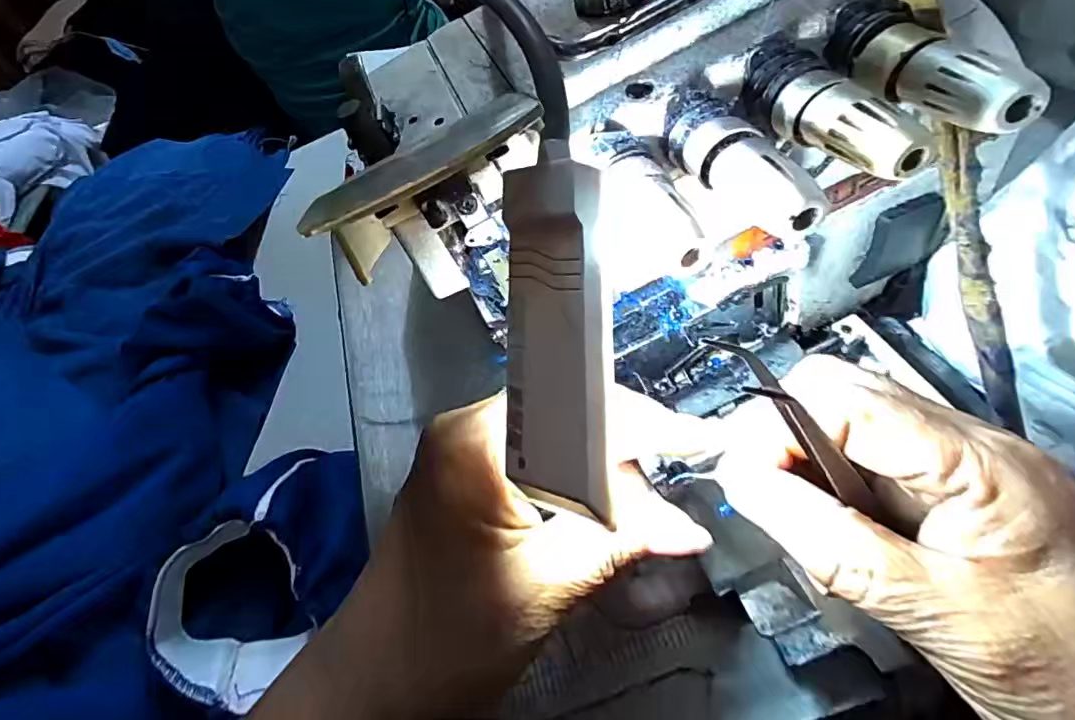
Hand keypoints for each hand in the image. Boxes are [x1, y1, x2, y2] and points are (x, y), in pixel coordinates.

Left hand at [254, 387, 712, 718]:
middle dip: (621, 439)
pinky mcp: (457, 466)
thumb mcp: (545, 587)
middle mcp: (460, 426)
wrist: (381, 666)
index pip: (569, 407)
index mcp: (474, 441)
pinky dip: (567, 469)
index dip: (636, 421)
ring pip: (544, 429)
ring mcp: (454, 444)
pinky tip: (600, 497)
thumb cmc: (453, 633)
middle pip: (556, 410)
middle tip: (679, 467)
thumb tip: (688, 526)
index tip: (693, 439)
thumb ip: (616, 541)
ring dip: (596, 456)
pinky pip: (525, 450)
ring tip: (648, 489)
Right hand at [715, 356, 1074, 719]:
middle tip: (760, 488)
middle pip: (836, 390)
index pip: (841, 398)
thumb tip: (739, 479)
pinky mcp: (947, 485)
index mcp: (981, 463)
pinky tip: (832, 524)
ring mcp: (960, 461)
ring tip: (801, 516)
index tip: (741, 473)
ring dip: (800, 457)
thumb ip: (829, 541)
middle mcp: (969, 444)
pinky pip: (859, 452)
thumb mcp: (937, 612)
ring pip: (839, 417)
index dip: (775, 426)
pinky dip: (825, 480)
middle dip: (780, 432)